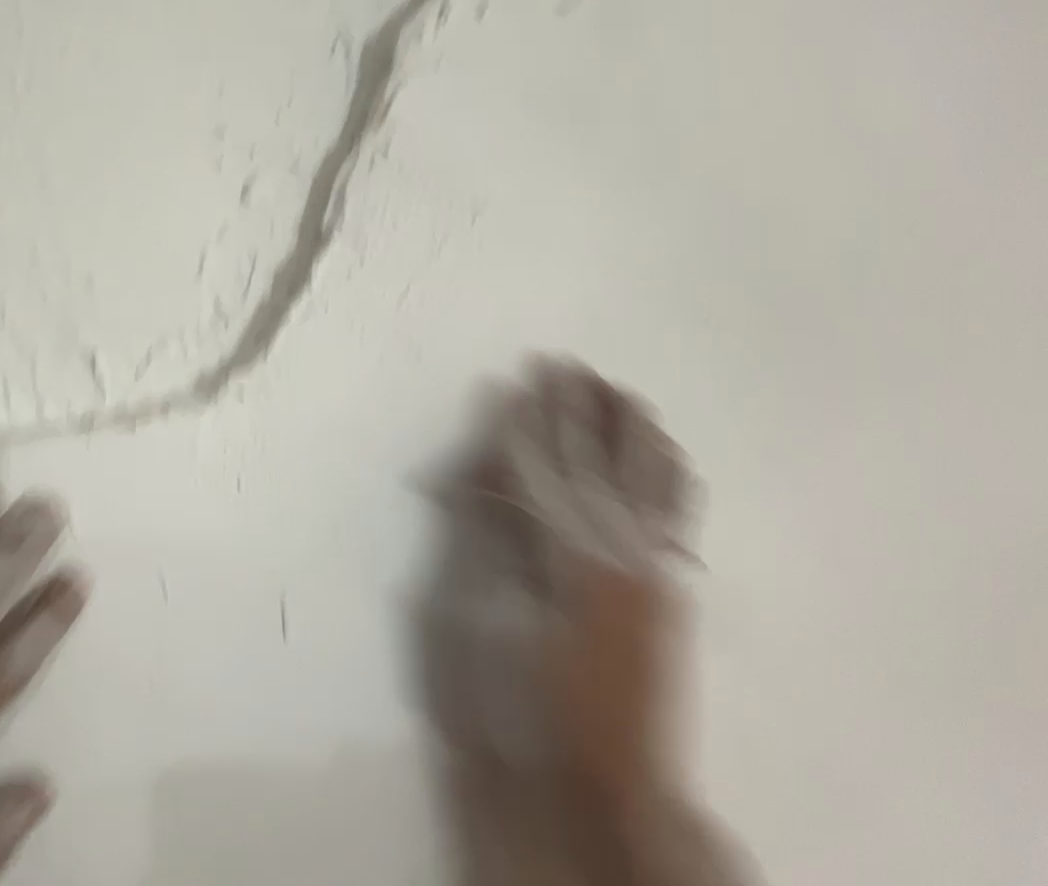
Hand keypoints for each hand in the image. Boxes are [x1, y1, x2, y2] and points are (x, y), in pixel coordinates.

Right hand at [475, 357, 754, 883]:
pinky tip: (663, 457)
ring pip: (651, 482)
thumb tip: (473, 475)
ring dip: (632, 432)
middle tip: (568, 364)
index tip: (519, 379)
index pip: (542, 469)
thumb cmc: (508, 700)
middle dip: (581, 411)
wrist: (590, 782)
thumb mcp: (470, 616)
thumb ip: (479, 537)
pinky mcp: (666, 592)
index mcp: (563, 556)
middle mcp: (619, 551)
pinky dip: (669, 476)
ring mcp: (652, 571)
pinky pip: (677, 517)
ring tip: (619, 392)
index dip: (526, 424)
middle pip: (600, 463)